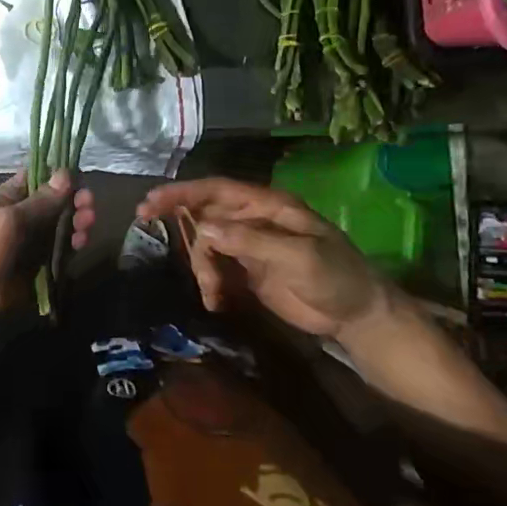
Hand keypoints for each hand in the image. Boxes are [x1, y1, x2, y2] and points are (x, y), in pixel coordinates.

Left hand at [0, 171, 95, 315]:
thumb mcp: (10, 220)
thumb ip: (41, 200)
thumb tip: (67, 173)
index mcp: (8, 198)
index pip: (37, 177)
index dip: (59, 175)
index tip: (79, 178)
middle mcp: (23, 214)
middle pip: (55, 199)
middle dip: (74, 198)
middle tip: (88, 203)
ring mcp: (34, 238)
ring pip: (63, 222)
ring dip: (78, 219)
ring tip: (87, 222)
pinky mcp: (43, 259)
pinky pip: (64, 245)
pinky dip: (75, 240)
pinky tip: (82, 241)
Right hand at [138, 178, 391, 337]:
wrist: (356, 315)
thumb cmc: (336, 276)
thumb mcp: (298, 256)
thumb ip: (251, 242)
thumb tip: (204, 230)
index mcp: (268, 207)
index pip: (218, 190)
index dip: (183, 193)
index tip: (150, 202)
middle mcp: (254, 221)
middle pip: (206, 218)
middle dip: (188, 235)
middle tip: (171, 248)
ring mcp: (250, 247)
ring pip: (207, 248)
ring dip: (203, 270)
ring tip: (214, 295)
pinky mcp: (248, 273)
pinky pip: (216, 271)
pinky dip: (211, 285)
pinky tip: (217, 302)